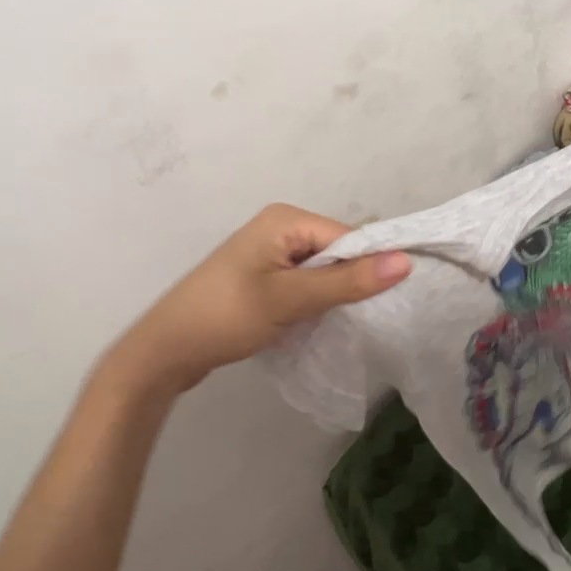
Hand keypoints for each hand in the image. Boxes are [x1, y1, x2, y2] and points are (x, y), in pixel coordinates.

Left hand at [102, 204, 410, 395]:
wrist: (164, 352)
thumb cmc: (226, 316)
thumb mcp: (291, 300)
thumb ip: (347, 281)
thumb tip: (406, 261)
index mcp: (285, 218)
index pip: (347, 236)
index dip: (367, 266)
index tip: (382, 302)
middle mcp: (279, 226)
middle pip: (337, 251)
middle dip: (348, 281)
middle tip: (356, 317)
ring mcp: (269, 252)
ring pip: (322, 270)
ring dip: (330, 295)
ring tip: (334, 322)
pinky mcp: (263, 277)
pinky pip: (304, 282)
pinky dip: (313, 301)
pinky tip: (313, 322)